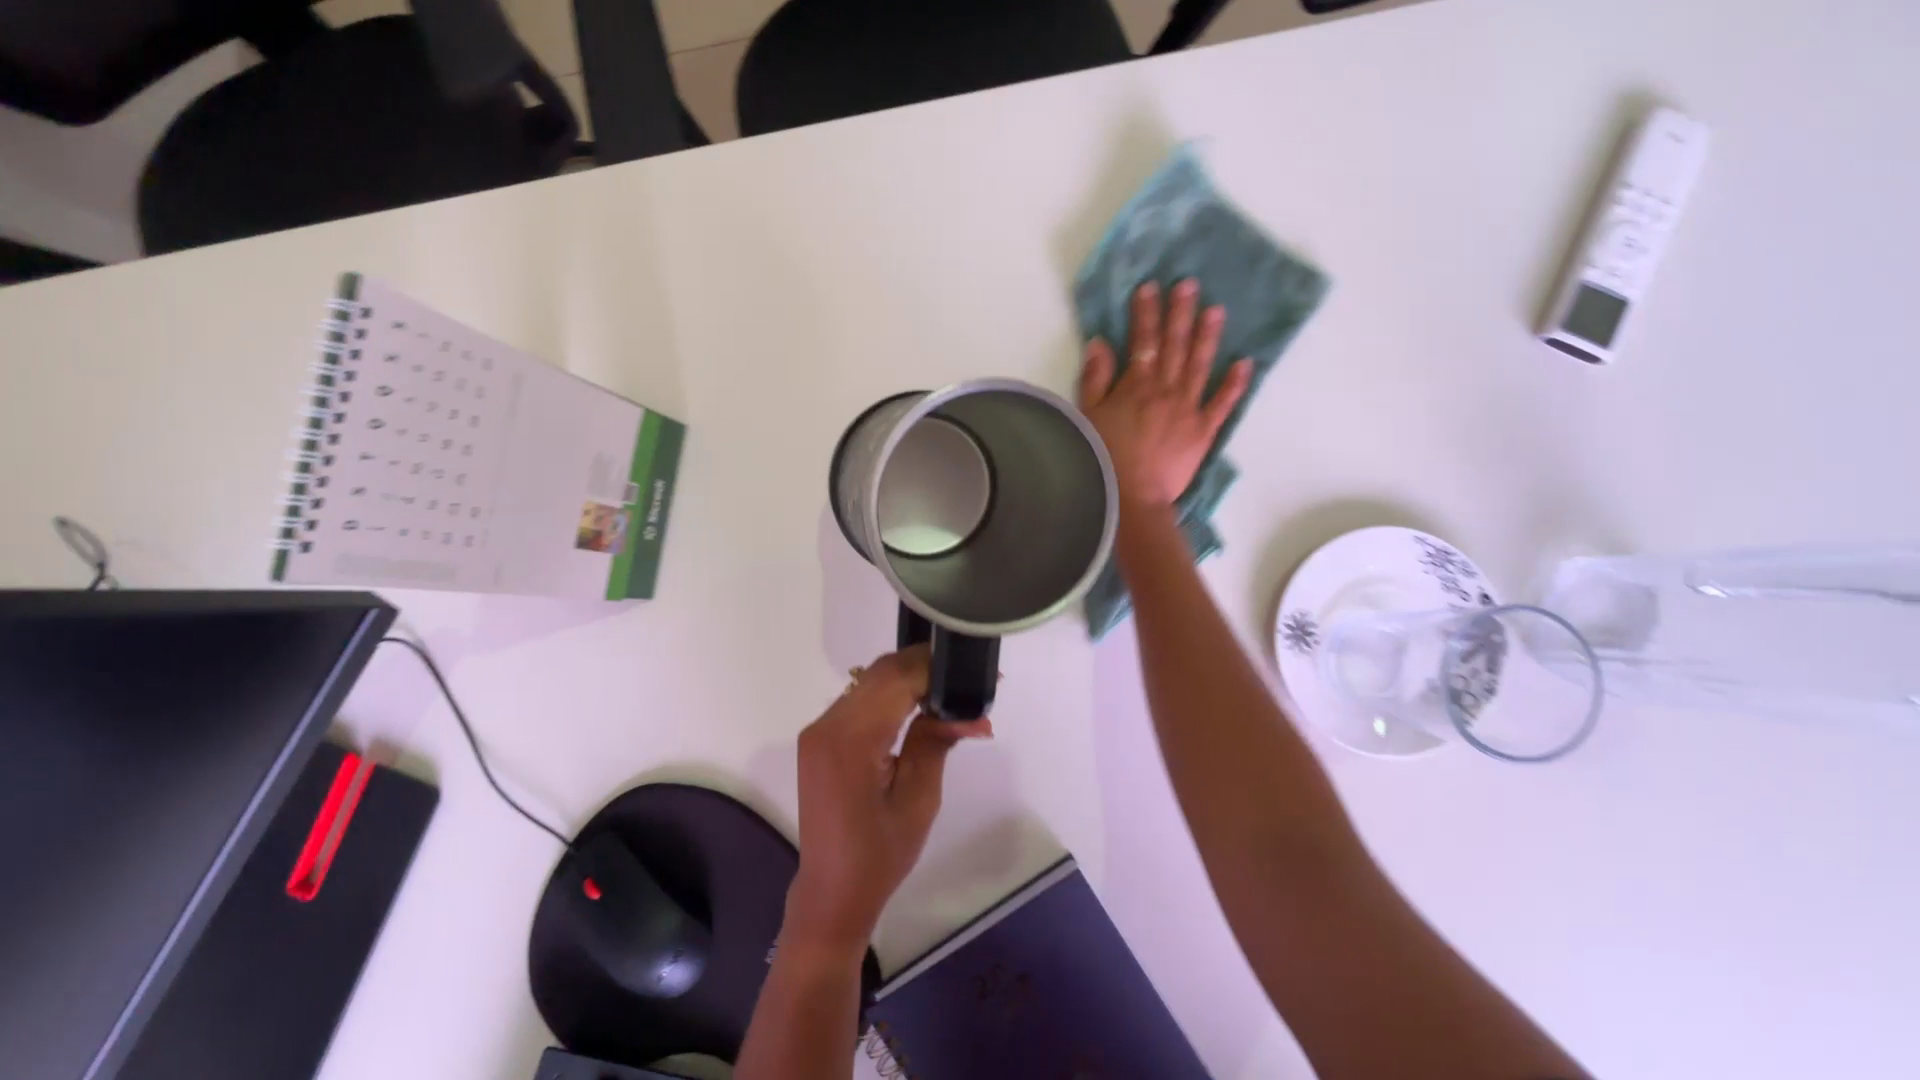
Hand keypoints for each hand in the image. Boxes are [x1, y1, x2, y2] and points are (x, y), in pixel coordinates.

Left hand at [785, 646, 991, 951]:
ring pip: (869, 682)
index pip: (896, 679)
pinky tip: (920, 706)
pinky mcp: (820, 739)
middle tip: (969, 680)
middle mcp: (826, 725)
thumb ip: (935, 742)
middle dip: (925, 668)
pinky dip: (890, 695)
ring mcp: (818, 730)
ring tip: (951, 692)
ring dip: (908, 679)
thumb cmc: (880, 853)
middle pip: (880, 673)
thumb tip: (970, 710)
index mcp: (849, 739)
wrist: (833, 890)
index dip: (936, 668)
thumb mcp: (918, 798)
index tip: (977, 672)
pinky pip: (859, 701)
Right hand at [1079, 279, 1250, 512]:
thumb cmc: (1103, 457)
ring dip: (1208, 336)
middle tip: (1189, 285)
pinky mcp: (1204, 430)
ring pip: (1200, 364)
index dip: (1146, 312)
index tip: (1151, 287)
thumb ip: (1096, 378)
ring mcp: (1188, 408)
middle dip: (1180, 313)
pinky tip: (1245, 363)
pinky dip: (1235, 383)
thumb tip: (1100, 343)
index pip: (1143, 340)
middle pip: (1175, 345)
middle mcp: (1166, 389)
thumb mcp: (1089, 415)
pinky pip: (1222, 403)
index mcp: (1136, 384)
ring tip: (1216, 310)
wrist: (1132, 496)